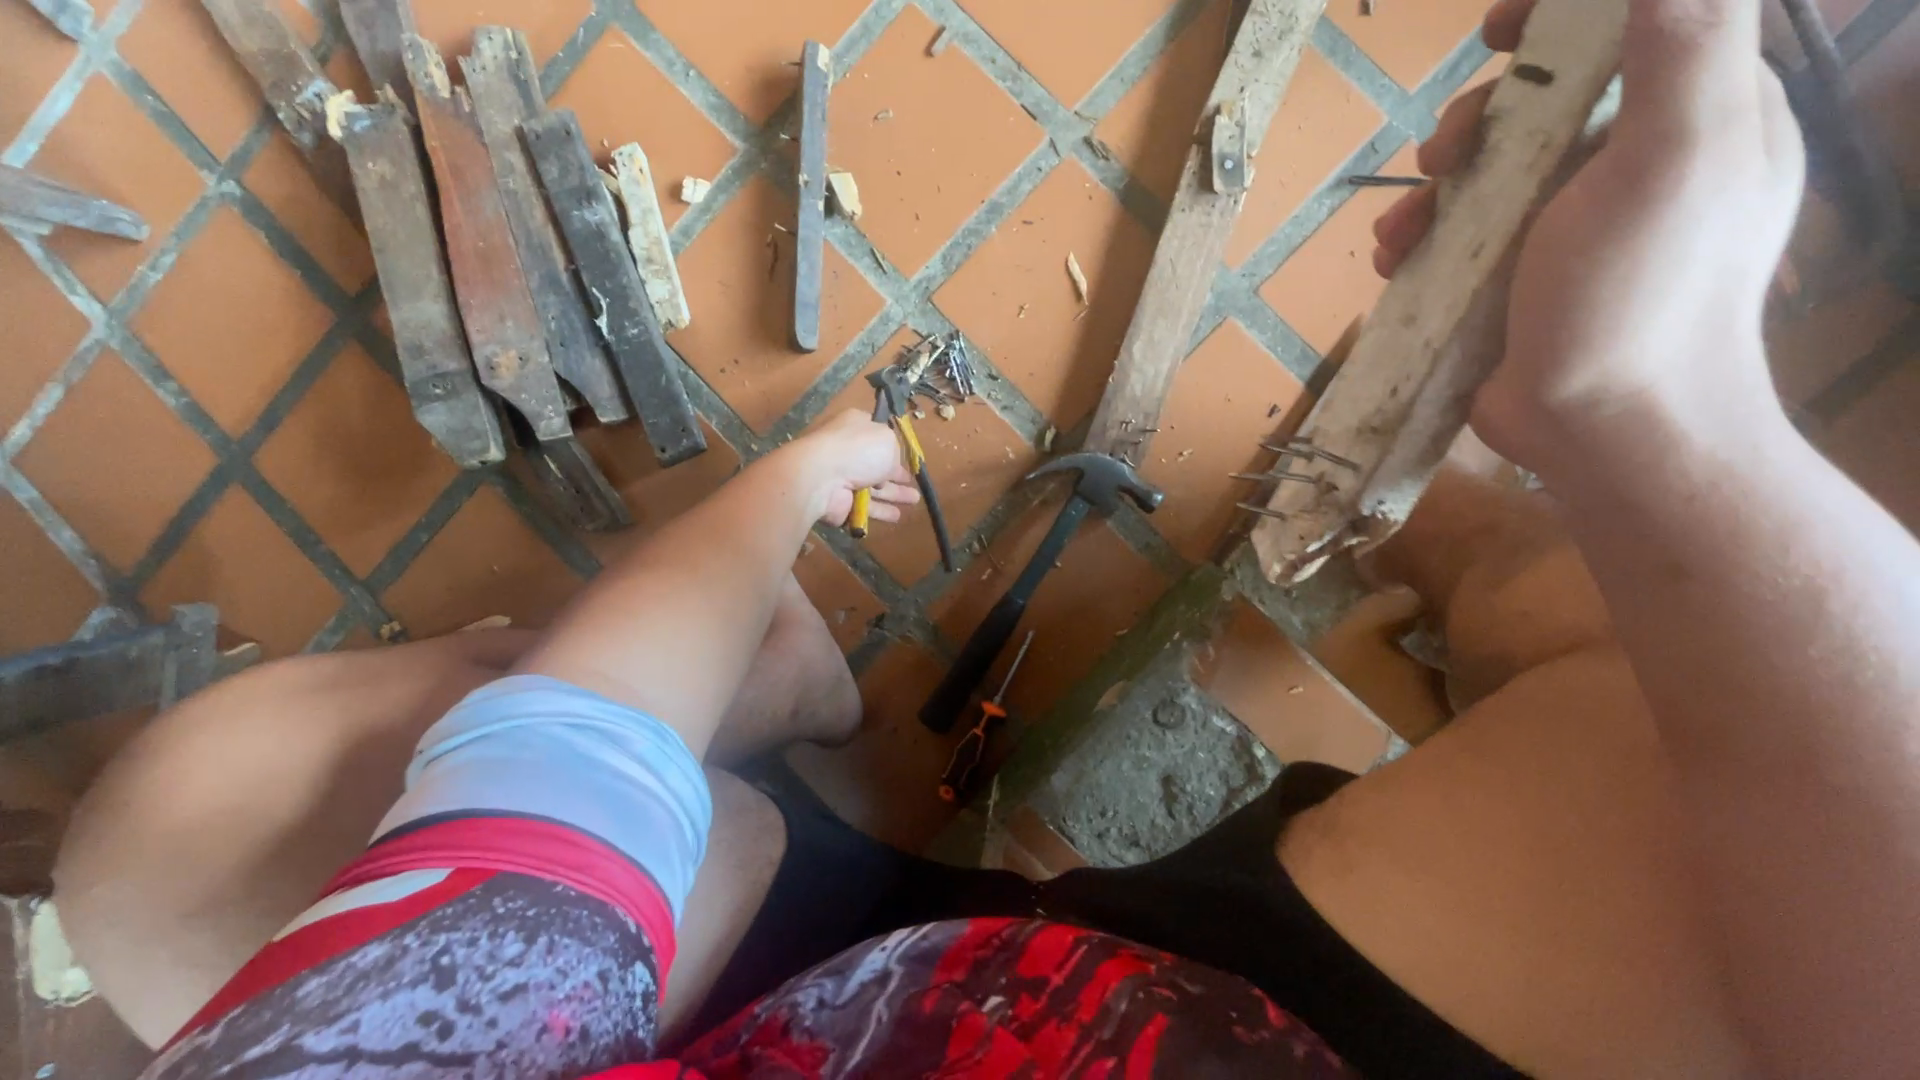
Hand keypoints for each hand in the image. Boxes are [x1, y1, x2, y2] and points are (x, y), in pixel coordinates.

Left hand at [783, 409, 920, 526]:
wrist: (821, 478)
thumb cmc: (857, 450)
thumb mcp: (887, 439)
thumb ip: (895, 450)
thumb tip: (890, 464)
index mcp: (855, 427)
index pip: (875, 433)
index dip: (892, 445)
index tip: (907, 455)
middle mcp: (847, 451)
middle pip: (876, 464)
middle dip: (896, 473)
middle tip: (912, 481)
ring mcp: (842, 478)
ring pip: (874, 488)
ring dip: (894, 494)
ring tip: (914, 501)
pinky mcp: (841, 502)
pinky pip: (866, 507)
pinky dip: (881, 511)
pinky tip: (897, 516)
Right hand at [1373, 0, 1804, 476]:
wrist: (1605, 431)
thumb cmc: (1641, 296)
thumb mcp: (1673, 158)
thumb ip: (1683, 48)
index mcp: (1694, 119)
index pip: (1631, 33)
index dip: (1561, 21)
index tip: (1499, 32)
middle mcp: (1631, 167)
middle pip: (1540, 106)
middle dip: (1477, 123)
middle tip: (1444, 159)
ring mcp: (1567, 231)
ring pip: (1486, 177)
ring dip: (1430, 192)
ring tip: (1401, 233)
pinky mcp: (1515, 282)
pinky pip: (1458, 238)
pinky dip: (1420, 242)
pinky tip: (1395, 263)